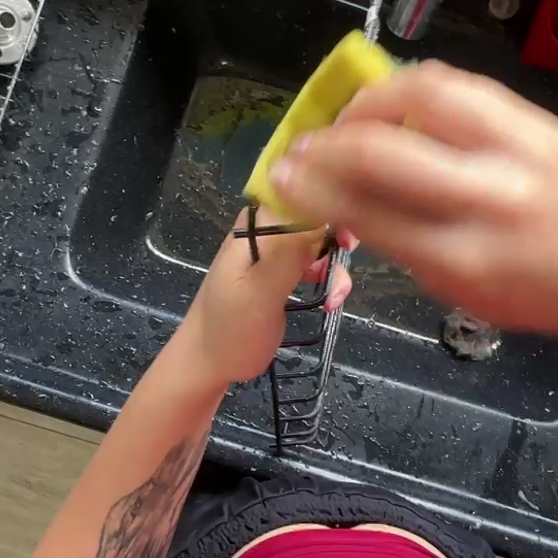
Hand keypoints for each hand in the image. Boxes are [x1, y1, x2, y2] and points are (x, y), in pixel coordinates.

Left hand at [183, 209, 352, 384]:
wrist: (209, 362)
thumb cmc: (230, 329)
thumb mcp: (260, 292)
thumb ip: (289, 252)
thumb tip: (322, 212)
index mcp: (255, 225)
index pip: (302, 196)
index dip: (332, 210)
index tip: (348, 240)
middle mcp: (265, 229)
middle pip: (316, 216)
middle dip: (337, 242)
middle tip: (342, 272)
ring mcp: (273, 249)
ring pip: (320, 241)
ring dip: (334, 267)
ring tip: (335, 298)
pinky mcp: (280, 270)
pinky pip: (313, 261)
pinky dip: (327, 278)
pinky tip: (330, 301)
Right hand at [267, 60, 557, 339]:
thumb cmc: (541, 296)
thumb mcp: (461, 293)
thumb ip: (402, 243)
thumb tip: (345, 198)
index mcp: (463, 259)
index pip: (364, 213)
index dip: (310, 190)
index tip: (282, 175)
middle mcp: (488, 198)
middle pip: (382, 149)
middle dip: (325, 143)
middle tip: (304, 145)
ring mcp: (516, 148)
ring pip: (421, 94)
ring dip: (369, 100)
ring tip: (351, 116)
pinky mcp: (534, 117)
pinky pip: (459, 85)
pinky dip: (413, 89)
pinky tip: (398, 104)